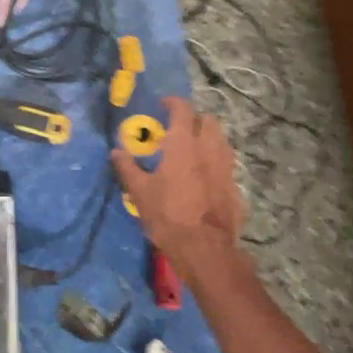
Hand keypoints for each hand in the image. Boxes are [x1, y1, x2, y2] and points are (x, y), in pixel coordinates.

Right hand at [111, 97, 245, 271]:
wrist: (205, 249)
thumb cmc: (168, 216)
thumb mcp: (140, 192)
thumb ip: (128, 168)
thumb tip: (116, 152)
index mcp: (184, 144)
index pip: (183, 109)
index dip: (174, 103)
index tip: (164, 105)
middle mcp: (209, 149)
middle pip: (209, 120)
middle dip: (195, 120)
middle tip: (180, 130)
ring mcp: (227, 168)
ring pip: (221, 141)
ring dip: (209, 139)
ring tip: (193, 152)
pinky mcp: (236, 187)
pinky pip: (227, 165)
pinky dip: (216, 164)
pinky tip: (205, 179)